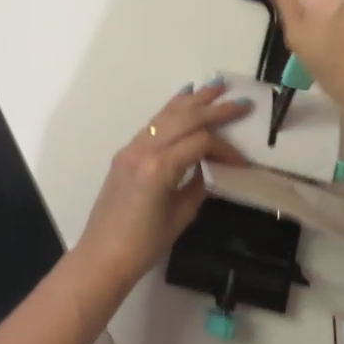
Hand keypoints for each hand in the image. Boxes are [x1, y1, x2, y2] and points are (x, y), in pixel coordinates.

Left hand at [75, 81, 251, 287]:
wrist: (101, 256)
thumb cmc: (143, 246)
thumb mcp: (180, 216)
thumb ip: (199, 186)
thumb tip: (214, 169)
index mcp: (159, 167)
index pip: (200, 142)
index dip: (226, 149)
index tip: (242, 162)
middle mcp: (144, 149)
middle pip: (185, 118)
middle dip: (214, 108)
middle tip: (240, 102)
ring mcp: (131, 147)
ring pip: (167, 114)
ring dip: (193, 100)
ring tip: (216, 86)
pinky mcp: (125, 152)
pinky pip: (153, 123)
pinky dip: (172, 109)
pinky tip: (184, 99)